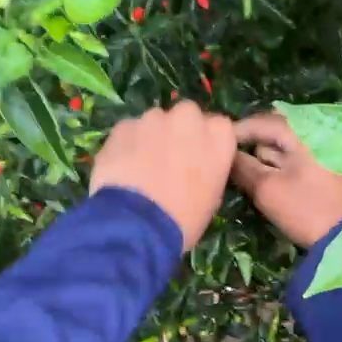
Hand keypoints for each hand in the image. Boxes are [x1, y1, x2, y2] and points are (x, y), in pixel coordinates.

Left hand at [89, 102, 237, 252]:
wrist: (138, 225)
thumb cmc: (185, 220)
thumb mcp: (212, 197)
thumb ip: (209, 169)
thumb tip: (197, 167)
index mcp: (219, 135)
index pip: (219, 127)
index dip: (205, 143)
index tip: (198, 159)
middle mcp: (189, 118)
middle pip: (187, 116)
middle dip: (179, 133)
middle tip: (170, 161)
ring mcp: (153, 118)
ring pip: (155, 122)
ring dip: (151, 138)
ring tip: (141, 169)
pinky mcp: (124, 125)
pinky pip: (129, 132)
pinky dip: (127, 145)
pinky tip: (122, 170)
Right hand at [229, 114, 341, 247]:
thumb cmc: (307, 209)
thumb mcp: (267, 190)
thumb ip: (242, 167)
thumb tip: (226, 154)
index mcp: (301, 130)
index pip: (259, 122)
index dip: (235, 134)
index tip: (215, 149)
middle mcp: (317, 132)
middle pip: (274, 132)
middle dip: (255, 149)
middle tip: (235, 170)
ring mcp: (328, 148)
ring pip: (286, 147)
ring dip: (270, 160)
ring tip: (257, 182)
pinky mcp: (334, 166)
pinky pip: (300, 159)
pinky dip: (285, 168)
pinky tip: (279, 186)